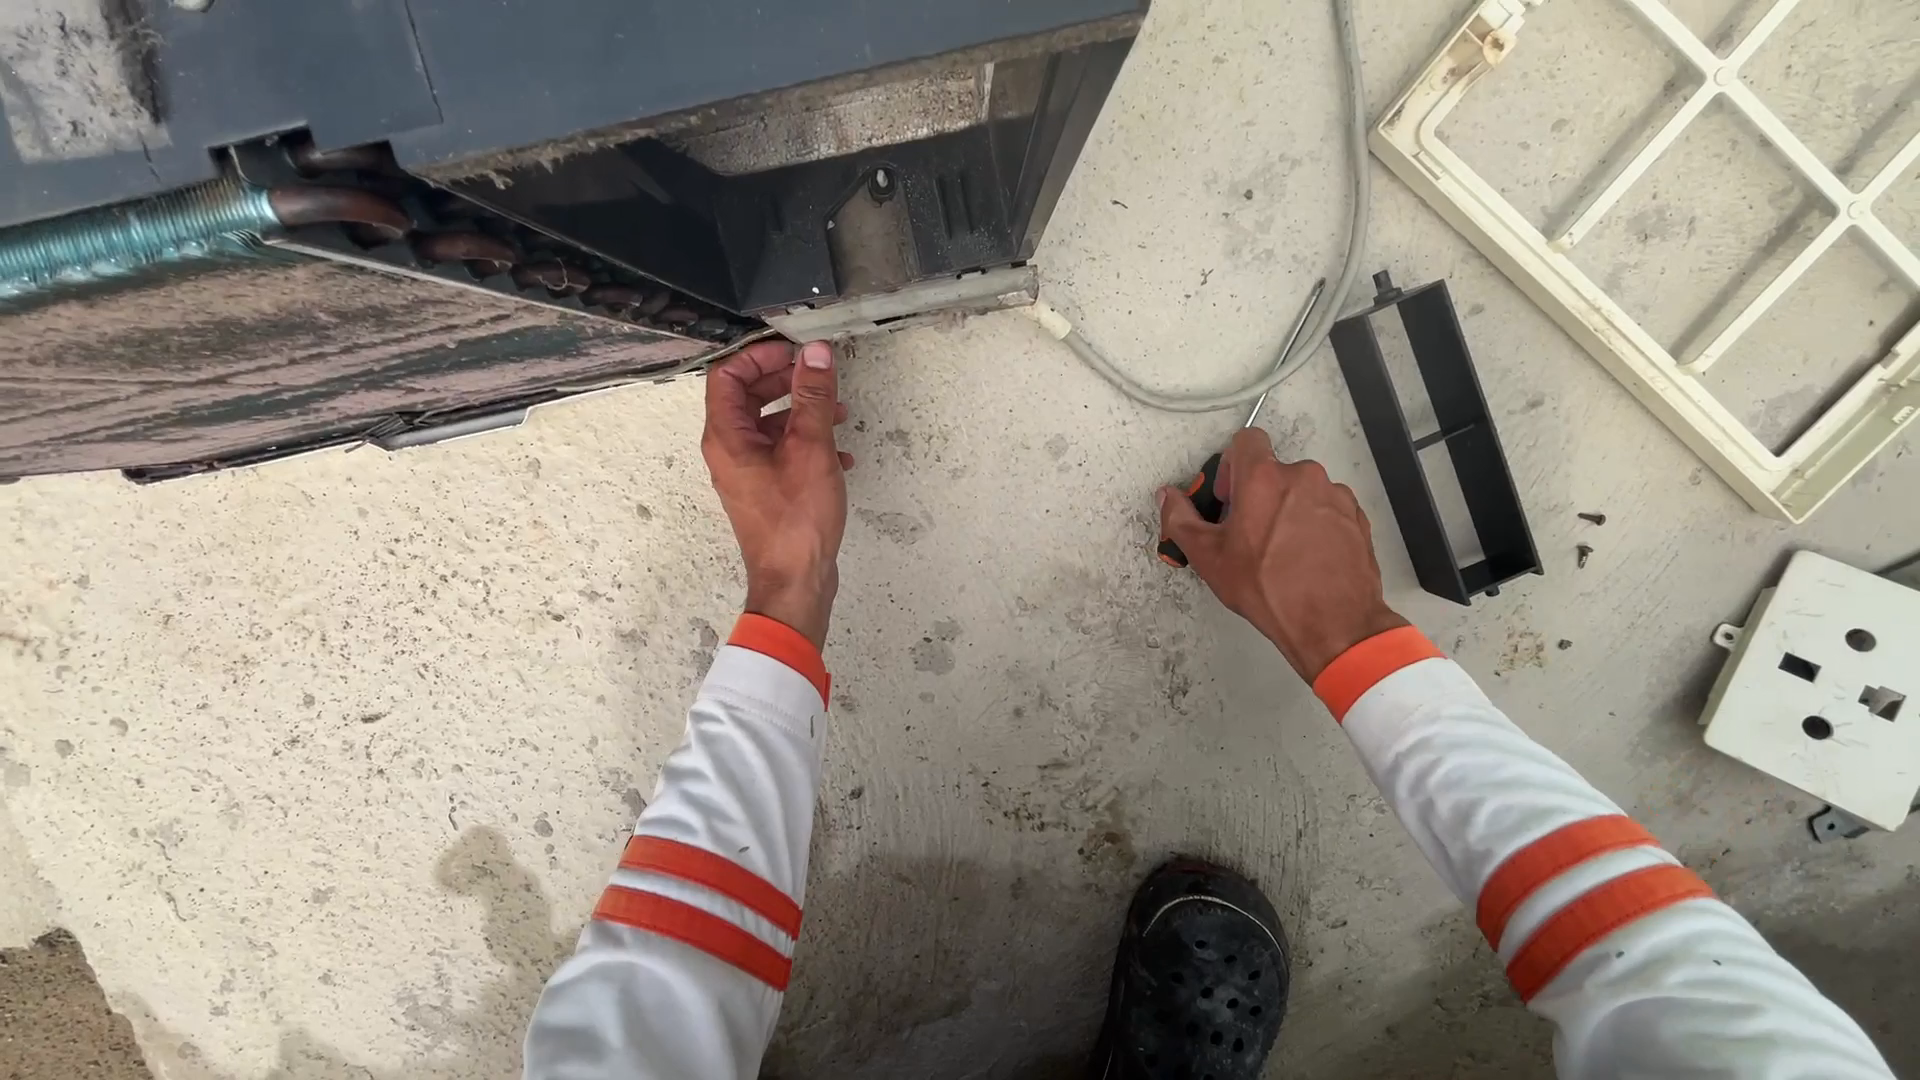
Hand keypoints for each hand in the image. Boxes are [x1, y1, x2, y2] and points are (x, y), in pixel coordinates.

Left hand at [702, 339, 852, 648]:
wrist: (796, 581)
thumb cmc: (796, 520)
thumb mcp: (810, 448)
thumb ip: (812, 397)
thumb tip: (815, 354)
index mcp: (727, 437)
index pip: (727, 376)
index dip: (759, 357)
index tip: (794, 353)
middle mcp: (730, 453)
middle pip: (747, 398)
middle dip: (785, 382)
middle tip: (817, 375)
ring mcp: (748, 474)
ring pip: (769, 426)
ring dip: (802, 413)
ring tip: (839, 413)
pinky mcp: (768, 492)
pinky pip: (782, 454)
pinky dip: (808, 444)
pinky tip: (841, 455)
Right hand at [1158, 428, 1407, 682]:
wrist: (1333, 622)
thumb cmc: (1268, 588)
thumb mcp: (1208, 556)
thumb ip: (1180, 518)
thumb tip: (1168, 497)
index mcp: (1264, 478)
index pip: (1246, 440)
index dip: (1232, 465)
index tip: (1230, 496)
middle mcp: (1303, 477)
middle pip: (1273, 470)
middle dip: (1257, 494)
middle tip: (1248, 533)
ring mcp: (1334, 496)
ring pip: (1300, 490)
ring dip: (1286, 510)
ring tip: (1279, 551)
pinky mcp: (1356, 517)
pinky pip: (1326, 509)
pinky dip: (1312, 524)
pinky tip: (1303, 558)